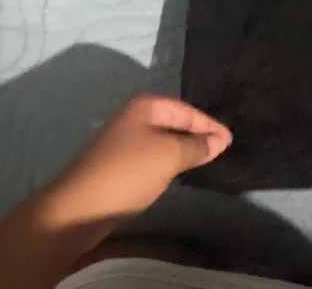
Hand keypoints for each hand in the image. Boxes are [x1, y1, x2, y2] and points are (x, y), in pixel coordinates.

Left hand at [41, 94, 232, 226]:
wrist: (80, 206)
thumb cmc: (128, 171)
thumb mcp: (169, 156)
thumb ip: (196, 146)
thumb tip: (219, 140)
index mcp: (145, 105)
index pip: (186, 109)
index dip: (209, 124)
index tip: (231, 139)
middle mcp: (134, 115)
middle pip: (174, 120)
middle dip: (197, 133)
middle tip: (222, 147)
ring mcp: (124, 138)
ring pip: (163, 138)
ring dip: (183, 147)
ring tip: (205, 158)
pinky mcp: (119, 161)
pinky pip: (153, 153)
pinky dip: (169, 159)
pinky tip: (177, 170)